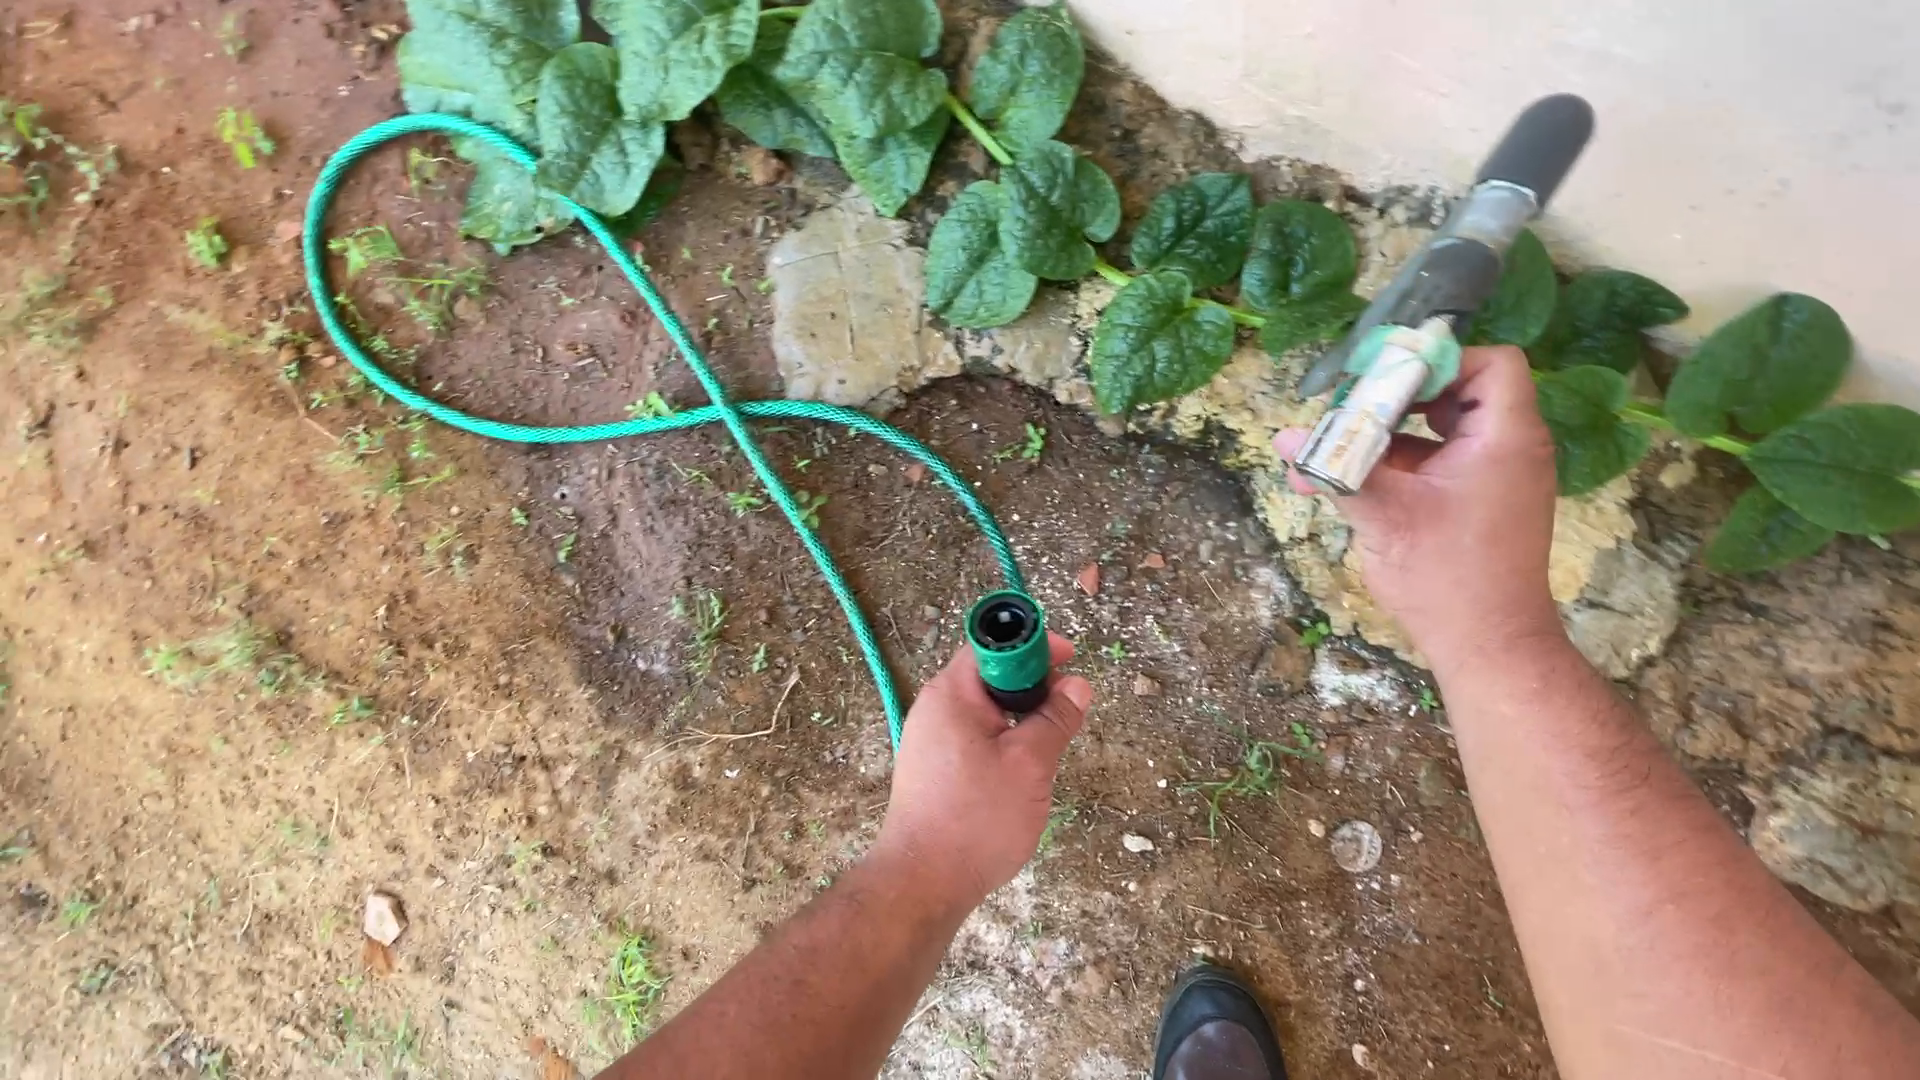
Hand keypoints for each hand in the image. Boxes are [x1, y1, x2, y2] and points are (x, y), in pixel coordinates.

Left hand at [869, 634, 1092, 916]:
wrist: (922, 883)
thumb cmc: (977, 818)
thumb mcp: (1030, 764)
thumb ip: (1056, 719)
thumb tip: (1078, 685)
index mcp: (952, 692)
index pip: (993, 643)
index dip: (1034, 645)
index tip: (1070, 660)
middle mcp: (935, 706)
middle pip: (990, 674)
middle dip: (1032, 685)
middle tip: (1064, 712)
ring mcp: (930, 738)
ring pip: (985, 708)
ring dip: (1020, 717)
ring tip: (1046, 747)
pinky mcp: (933, 766)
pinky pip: (974, 734)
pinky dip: (1003, 739)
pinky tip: (1020, 772)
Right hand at [1273, 346, 1562, 668]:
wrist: (1484, 643)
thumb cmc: (1445, 574)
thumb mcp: (1383, 513)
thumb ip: (1335, 468)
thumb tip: (1284, 437)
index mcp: (1503, 439)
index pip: (1488, 365)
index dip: (1436, 362)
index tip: (1379, 381)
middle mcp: (1503, 449)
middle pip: (1450, 394)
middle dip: (1389, 401)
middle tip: (1341, 412)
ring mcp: (1485, 477)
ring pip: (1429, 433)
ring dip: (1376, 439)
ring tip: (1322, 455)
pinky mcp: (1467, 501)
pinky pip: (1426, 465)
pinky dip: (1386, 467)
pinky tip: (1336, 484)